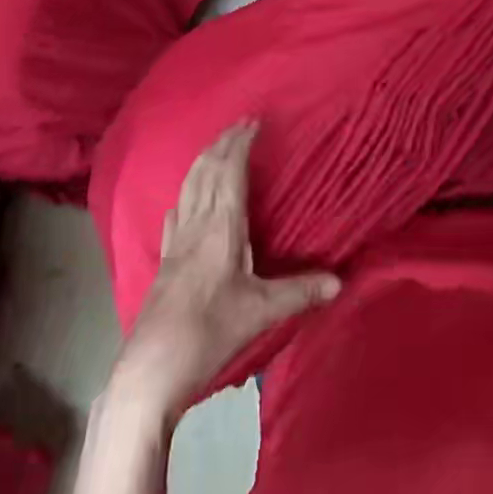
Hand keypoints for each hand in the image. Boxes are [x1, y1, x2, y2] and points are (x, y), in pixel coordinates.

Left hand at [109, 121, 340, 421]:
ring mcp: (174, 243)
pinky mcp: (163, 262)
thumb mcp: (261, 311)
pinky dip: (186, 191)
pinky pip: (176, 211)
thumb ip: (301, 291)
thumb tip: (342, 281)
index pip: (229, 172)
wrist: (150, 371)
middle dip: (222, 143)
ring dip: (203, 160)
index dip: (241, 143)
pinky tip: (185, 198)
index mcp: (220, 228)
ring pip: (188, 187)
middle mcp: (195, 226)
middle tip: (240, 124)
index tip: (254, 121)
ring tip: (216, 147)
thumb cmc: (208, 333)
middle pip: (205, 171)